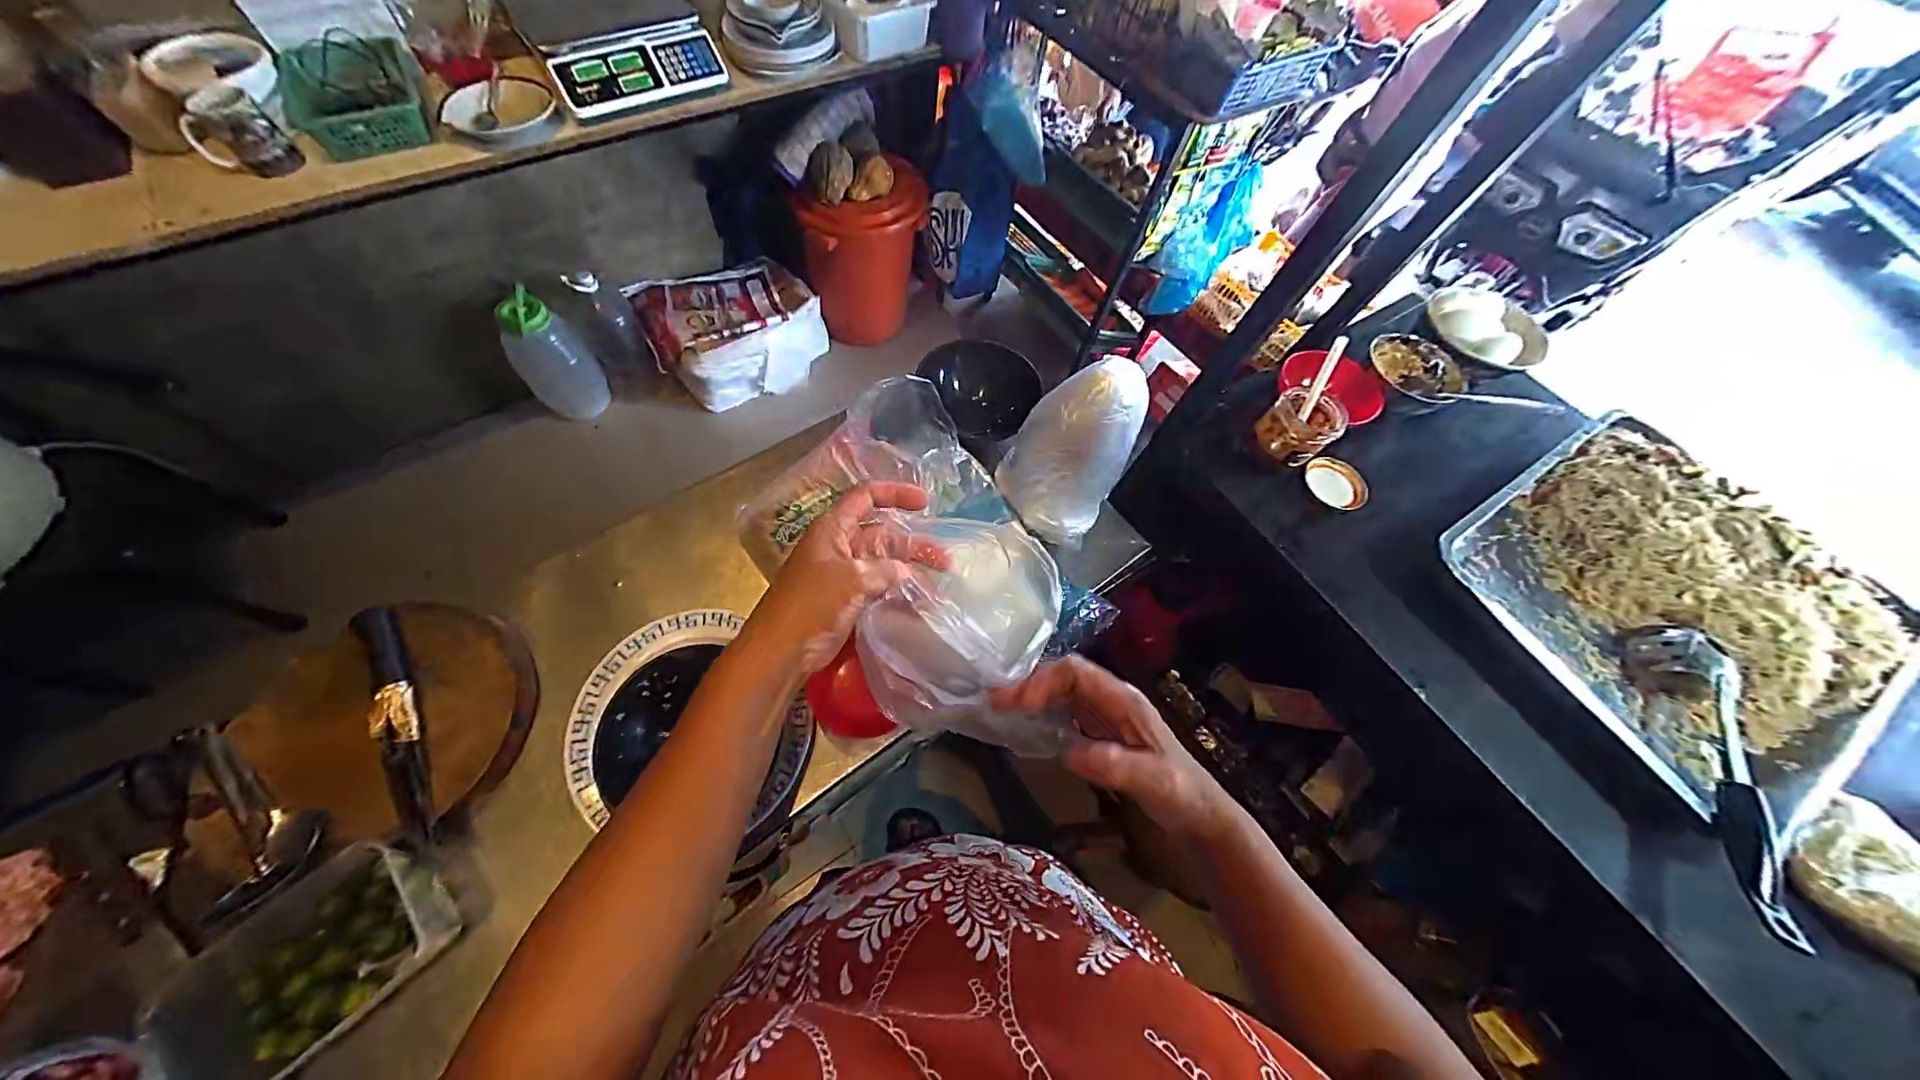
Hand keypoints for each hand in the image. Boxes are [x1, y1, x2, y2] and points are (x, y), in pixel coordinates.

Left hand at [749, 482, 945, 673]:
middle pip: (883, 534)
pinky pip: (879, 588)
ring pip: (884, 564)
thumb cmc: (811, 605)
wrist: (782, 650)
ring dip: (910, 571)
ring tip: (938, 585)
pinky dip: (898, 592)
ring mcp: (843, 574)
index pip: (866, 497)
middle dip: (914, 544)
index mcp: (833, 529)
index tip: (926, 503)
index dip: (896, 494)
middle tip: (945, 561)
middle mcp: (839, 546)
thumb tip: (906, 572)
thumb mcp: (852, 579)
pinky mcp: (847, 600)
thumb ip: (885, 569)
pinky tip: (920, 602)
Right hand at [991, 657, 1238, 842]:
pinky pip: (1064, 711)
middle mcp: (1111, 699)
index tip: (1017, 703)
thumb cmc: (1181, 793)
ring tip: (1000, 709)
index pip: (1075, 673)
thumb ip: (1116, 764)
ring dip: (1031, 695)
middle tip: (995, 702)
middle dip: (1028, 684)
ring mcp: (1105, 714)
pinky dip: (1040, 712)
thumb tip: (1070, 752)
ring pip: (1061, 691)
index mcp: (1123, 700)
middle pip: (1063, 676)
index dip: (1042, 680)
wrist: (1200, 813)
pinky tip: (1025, 726)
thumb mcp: (1153, 781)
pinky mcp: (1099, 731)